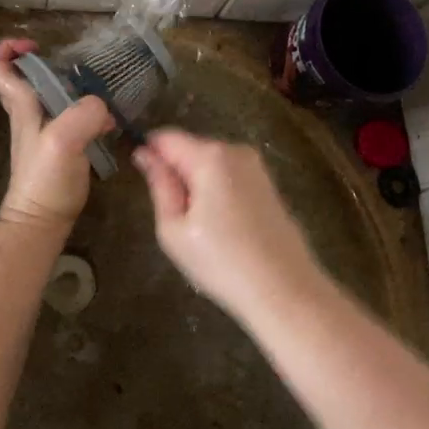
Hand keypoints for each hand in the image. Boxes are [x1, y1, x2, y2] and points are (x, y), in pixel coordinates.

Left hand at [0, 38, 115, 232]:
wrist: (41, 222)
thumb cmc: (45, 180)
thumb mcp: (64, 142)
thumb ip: (83, 115)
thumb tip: (102, 105)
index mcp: (22, 106)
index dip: (7, 49)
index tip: (35, 46)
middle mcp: (28, 114)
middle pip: (23, 78)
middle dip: (44, 64)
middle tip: (74, 65)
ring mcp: (42, 131)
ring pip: (49, 96)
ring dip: (71, 88)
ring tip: (99, 91)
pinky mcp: (58, 147)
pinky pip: (69, 117)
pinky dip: (86, 112)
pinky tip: (106, 123)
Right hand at [132, 129, 325, 319]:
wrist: (285, 290)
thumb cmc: (221, 262)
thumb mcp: (174, 229)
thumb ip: (159, 185)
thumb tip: (144, 154)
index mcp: (210, 156)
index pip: (166, 137)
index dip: (149, 154)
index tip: (144, 182)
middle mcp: (236, 150)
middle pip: (190, 149)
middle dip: (177, 174)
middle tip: (176, 218)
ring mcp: (256, 166)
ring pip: (210, 164)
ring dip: (198, 185)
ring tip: (202, 228)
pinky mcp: (268, 184)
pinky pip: (229, 177)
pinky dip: (218, 194)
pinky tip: (223, 229)